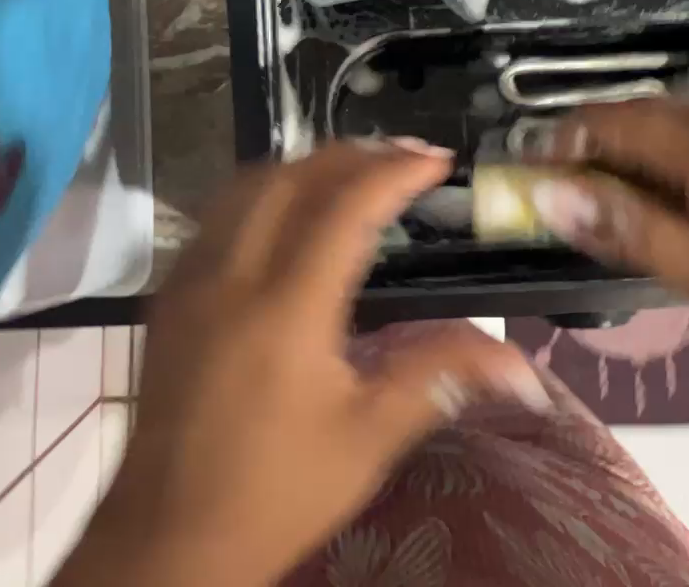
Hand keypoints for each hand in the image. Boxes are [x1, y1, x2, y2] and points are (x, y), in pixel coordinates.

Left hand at [57, 141, 547, 586]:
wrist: (168, 534)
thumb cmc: (277, 492)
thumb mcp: (368, 438)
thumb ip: (440, 378)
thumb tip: (520, 364)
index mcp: (287, 310)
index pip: (345, 210)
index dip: (394, 173)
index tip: (435, 159)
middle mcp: (232, 276)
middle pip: (291, 179)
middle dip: (349, 154)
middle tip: (399, 156)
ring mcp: (190, 280)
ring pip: (246, 187)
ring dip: (302, 166)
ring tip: (350, 170)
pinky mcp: (168, 294)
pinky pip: (216, 216)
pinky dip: (260, 193)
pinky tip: (285, 211)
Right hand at [522, 98, 688, 363]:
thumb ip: (627, 228)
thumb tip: (549, 194)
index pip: (601, 123)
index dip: (553, 146)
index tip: (521, 180)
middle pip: (629, 118)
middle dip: (584, 153)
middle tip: (558, 203)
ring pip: (663, 128)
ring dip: (622, 160)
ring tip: (605, 210)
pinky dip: (660, 165)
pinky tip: (666, 206)